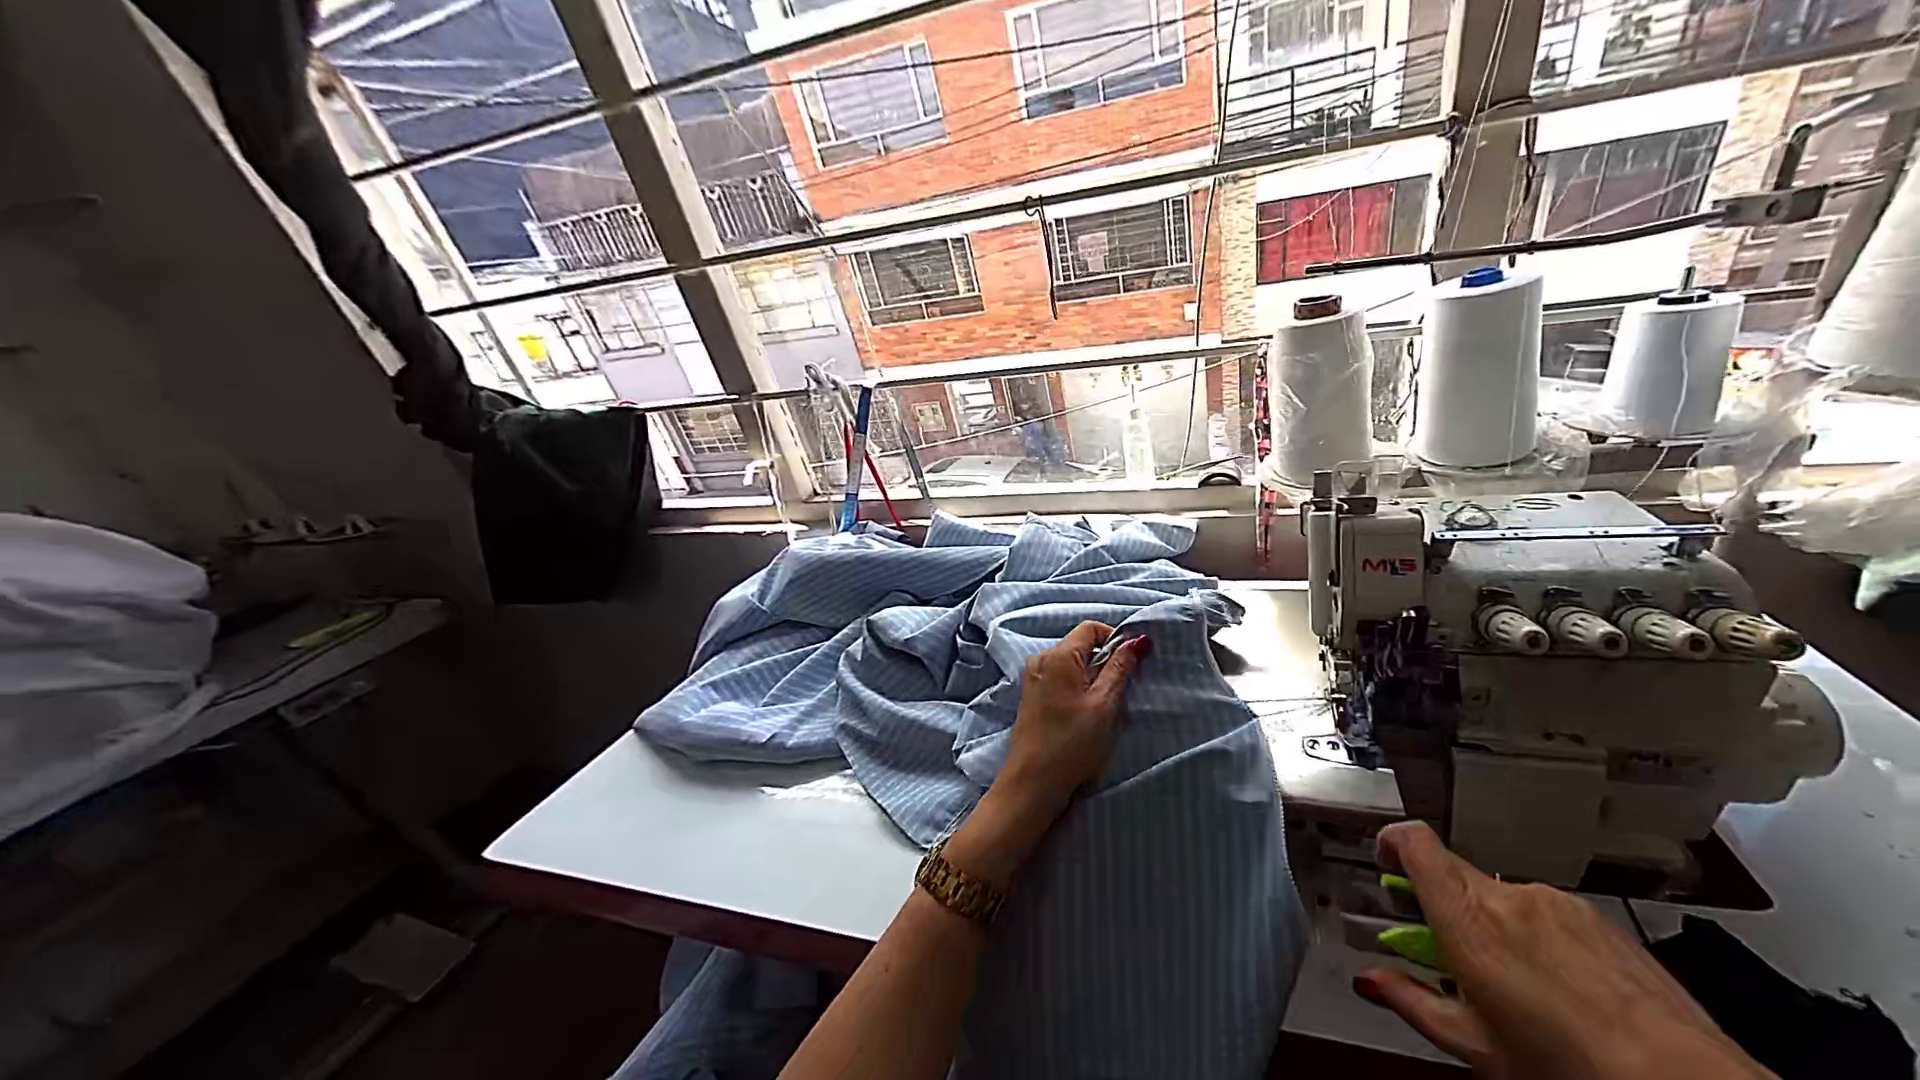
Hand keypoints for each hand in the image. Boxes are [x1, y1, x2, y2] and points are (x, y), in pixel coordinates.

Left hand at [1001, 621, 1149, 810]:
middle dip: (1106, 663)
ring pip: (1074, 666)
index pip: (1091, 629)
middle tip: (1122, 692)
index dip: (1116, 639)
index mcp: (1057, 656)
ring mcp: (1034, 679)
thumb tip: (1138, 640)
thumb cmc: (1071, 743)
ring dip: (1094, 680)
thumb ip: (1121, 668)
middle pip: (1082, 647)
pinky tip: (1087, 717)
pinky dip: (1080, 691)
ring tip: (1105, 709)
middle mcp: (1041, 661)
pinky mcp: (1034, 698)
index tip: (1134, 661)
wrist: (1033, 782)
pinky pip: (1062, 681)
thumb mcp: (1105, 704)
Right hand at [1355, 822, 1773, 1079]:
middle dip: (1438, 901)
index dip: (1392, 841)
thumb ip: (1413, 1002)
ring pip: (1499, 895)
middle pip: (1452, 872)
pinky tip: (1557, 986)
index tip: (1386, 862)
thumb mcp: (1478, 1048)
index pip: (1414, 843)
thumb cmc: (1583, 1073)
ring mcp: (1558, 905)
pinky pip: (1545, 911)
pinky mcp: (1597, 918)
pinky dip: (1534, 935)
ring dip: (1490, 922)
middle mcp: (1510, 899)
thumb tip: (1373, 982)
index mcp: (1470, 923)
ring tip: (1511, 983)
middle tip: (1444, 948)